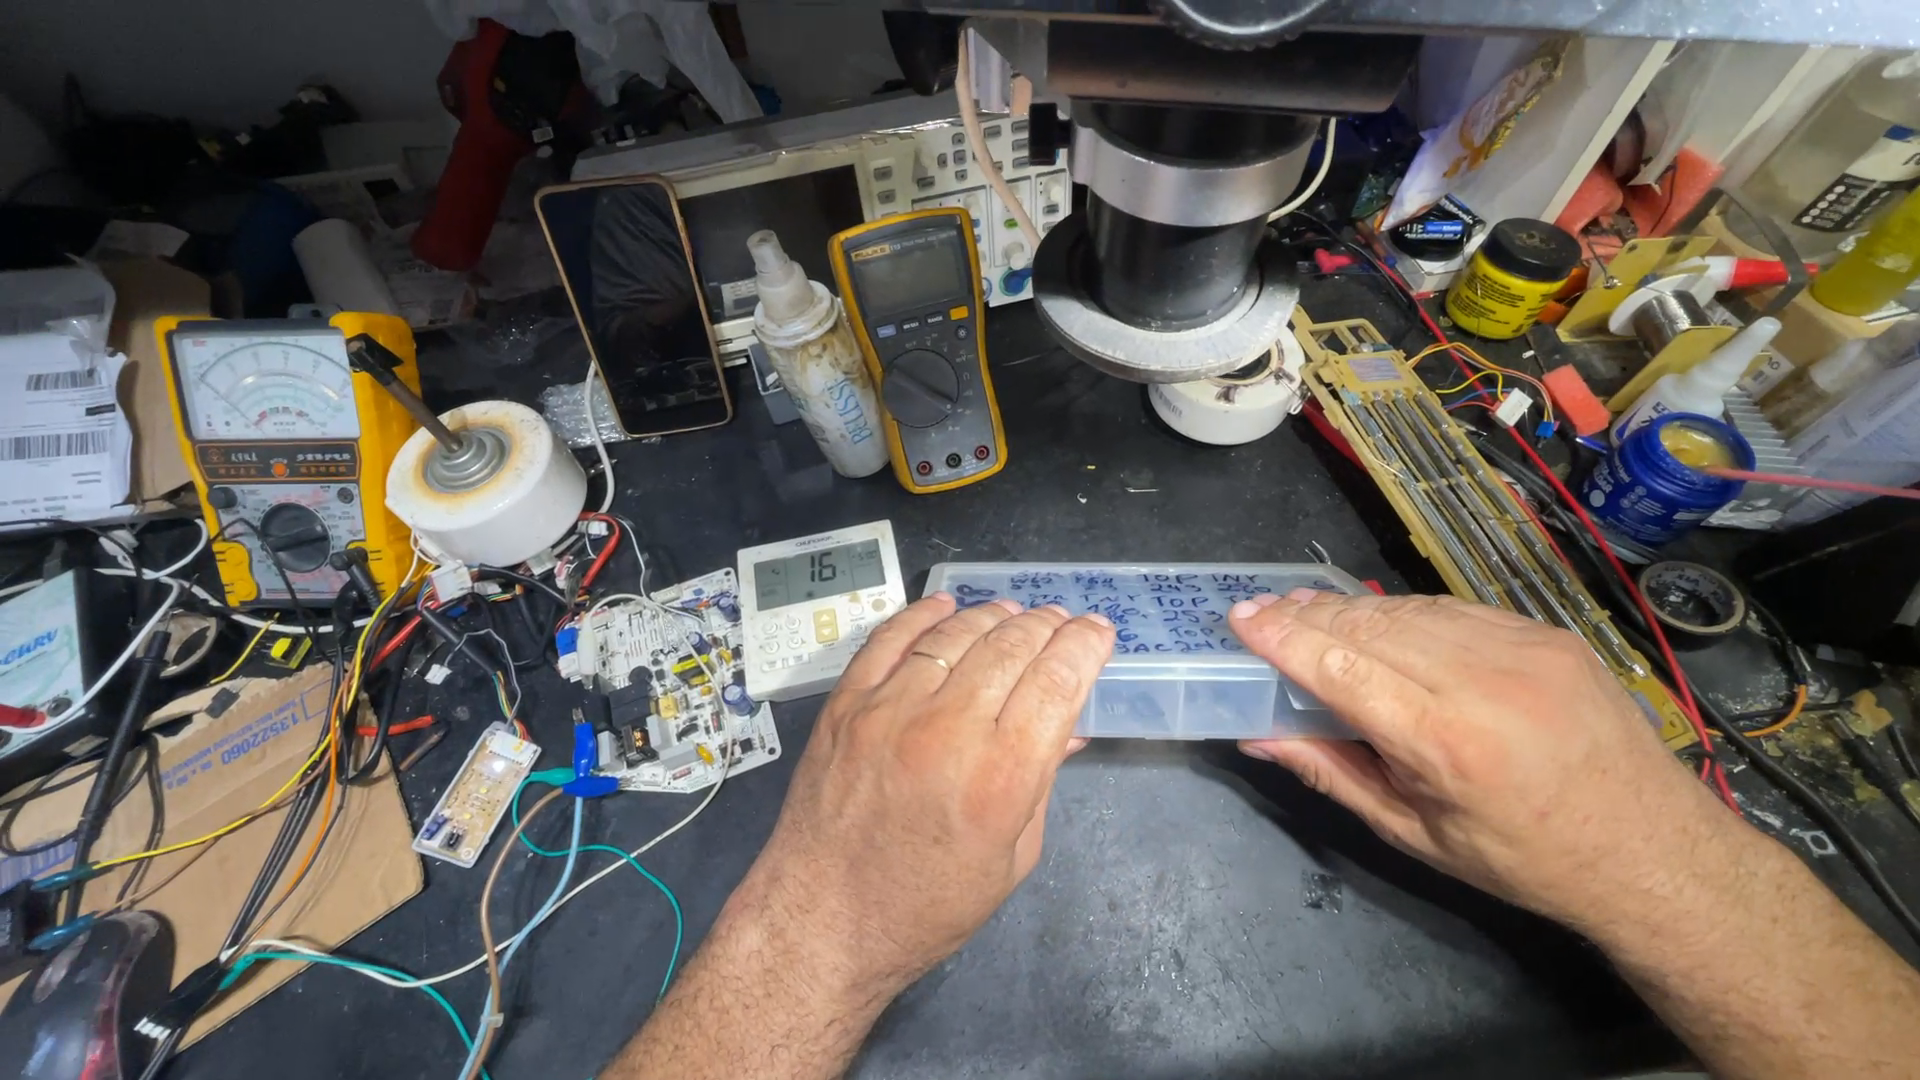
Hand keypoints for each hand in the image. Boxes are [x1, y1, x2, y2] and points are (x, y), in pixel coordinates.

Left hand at [724, 593, 1114, 1001]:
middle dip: (1048, 625)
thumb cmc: (930, 905)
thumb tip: (1069, 725)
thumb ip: (1042, 781)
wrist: (824, 920)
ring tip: (1012, 613)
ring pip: (955, 633)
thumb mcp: (1012, 858)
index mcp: (1001, 778)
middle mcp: (949, 730)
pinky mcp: (847, 704)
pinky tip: (946, 605)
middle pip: (1012, 646)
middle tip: (1061, 621)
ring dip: (994, 615)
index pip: (1058, 682)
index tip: (1098, 631)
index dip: (1086, 646)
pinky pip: (890, 638)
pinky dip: (924, 614)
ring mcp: (891, 710)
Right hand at [1229, 589, 1738, 928]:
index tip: (1240, 618)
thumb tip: (1256, 736)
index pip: (1341, 667)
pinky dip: (1396, 611)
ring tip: (1302, 609)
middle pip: (1365, 628)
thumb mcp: (1413, 832)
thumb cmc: (1522, 858)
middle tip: (1259, 610)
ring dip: (1343, 609)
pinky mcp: (1544, 635)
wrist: (1658, 854)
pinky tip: (1370, 618)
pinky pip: (1446, 609)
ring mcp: (1520, 649)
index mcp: (1445, 742)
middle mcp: (1482, 682)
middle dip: (1303, 616)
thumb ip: (1330, 772)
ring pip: (1402, 610)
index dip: (1283, 638)